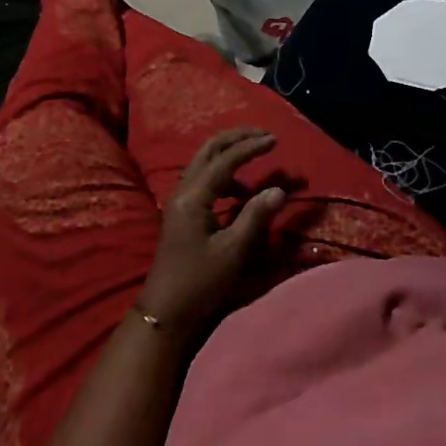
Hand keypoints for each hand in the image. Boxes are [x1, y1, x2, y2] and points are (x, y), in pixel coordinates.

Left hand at [138, 129, 285, 336]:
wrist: (167, 311)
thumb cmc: (201, 283)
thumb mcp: (234, 251)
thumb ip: (256, 217)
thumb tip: (278, 189)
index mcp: (193, 198)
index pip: (224, 160)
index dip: (250, 147)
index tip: (274, 140)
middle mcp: (182, 191)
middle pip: (208, 151)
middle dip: (235, 138)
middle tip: (263, 135)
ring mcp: (179, 201)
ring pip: (204, 164)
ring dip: (230, 158)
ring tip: (258, 170)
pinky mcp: (181, 212)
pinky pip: (204, 181)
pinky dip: (224, 178)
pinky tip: (241, 195)